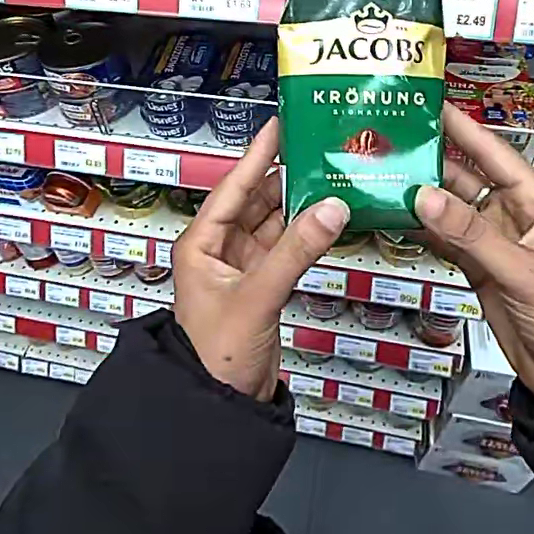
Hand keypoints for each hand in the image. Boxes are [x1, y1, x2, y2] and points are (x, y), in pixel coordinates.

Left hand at [174, 119, 348, 400]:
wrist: (220, 408)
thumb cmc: (215, 355)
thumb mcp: (256, 296)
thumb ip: (296, 251)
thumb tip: (331, 208)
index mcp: (202, 243)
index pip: (233, 187)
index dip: (257, 155)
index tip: (278, 125)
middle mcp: (221, 248)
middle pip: (255, 200)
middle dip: (283, 174)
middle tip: (314, 146)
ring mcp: (244, 266)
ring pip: (274, 222)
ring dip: (298, 203)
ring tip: (328, 174)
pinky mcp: (264, 283)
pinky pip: (287, 247)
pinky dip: (306, 233)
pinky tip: (327, 217)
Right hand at [415, 106, 533, 414]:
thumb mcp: (524, 273)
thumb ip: (473, 235)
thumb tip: (427, 198)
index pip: (495, 154)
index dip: (463, 128)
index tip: (432, 107)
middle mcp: (513, 215)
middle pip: (465, 176)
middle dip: (430, 160)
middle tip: (393, 144)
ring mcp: (492, 240)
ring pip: (448, 207)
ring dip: (420, 195)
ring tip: (385, 177)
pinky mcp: (476, 265)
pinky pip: (442, 237)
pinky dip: (419, 228)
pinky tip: (396, 217)